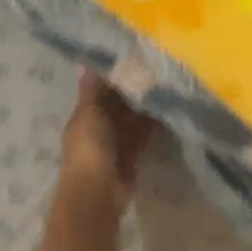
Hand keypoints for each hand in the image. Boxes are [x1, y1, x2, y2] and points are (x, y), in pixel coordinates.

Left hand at [59, 70, 154, 206]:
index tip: (134, 60)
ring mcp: (117, 143)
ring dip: (145, 108)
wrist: (98, 190)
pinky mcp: (133, 155)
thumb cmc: (89, 148)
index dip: (114, 78)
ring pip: (132, 120)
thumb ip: (91, 90)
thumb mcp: (88, 114)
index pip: (100, 92)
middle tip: (157, 71)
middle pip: (118, 106)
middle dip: (133, 92)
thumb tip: (83, 63)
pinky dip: (153, 126)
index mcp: (84, 115)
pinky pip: (144, 136)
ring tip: (167, 87)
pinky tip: (168, 112)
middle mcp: (100, 127)